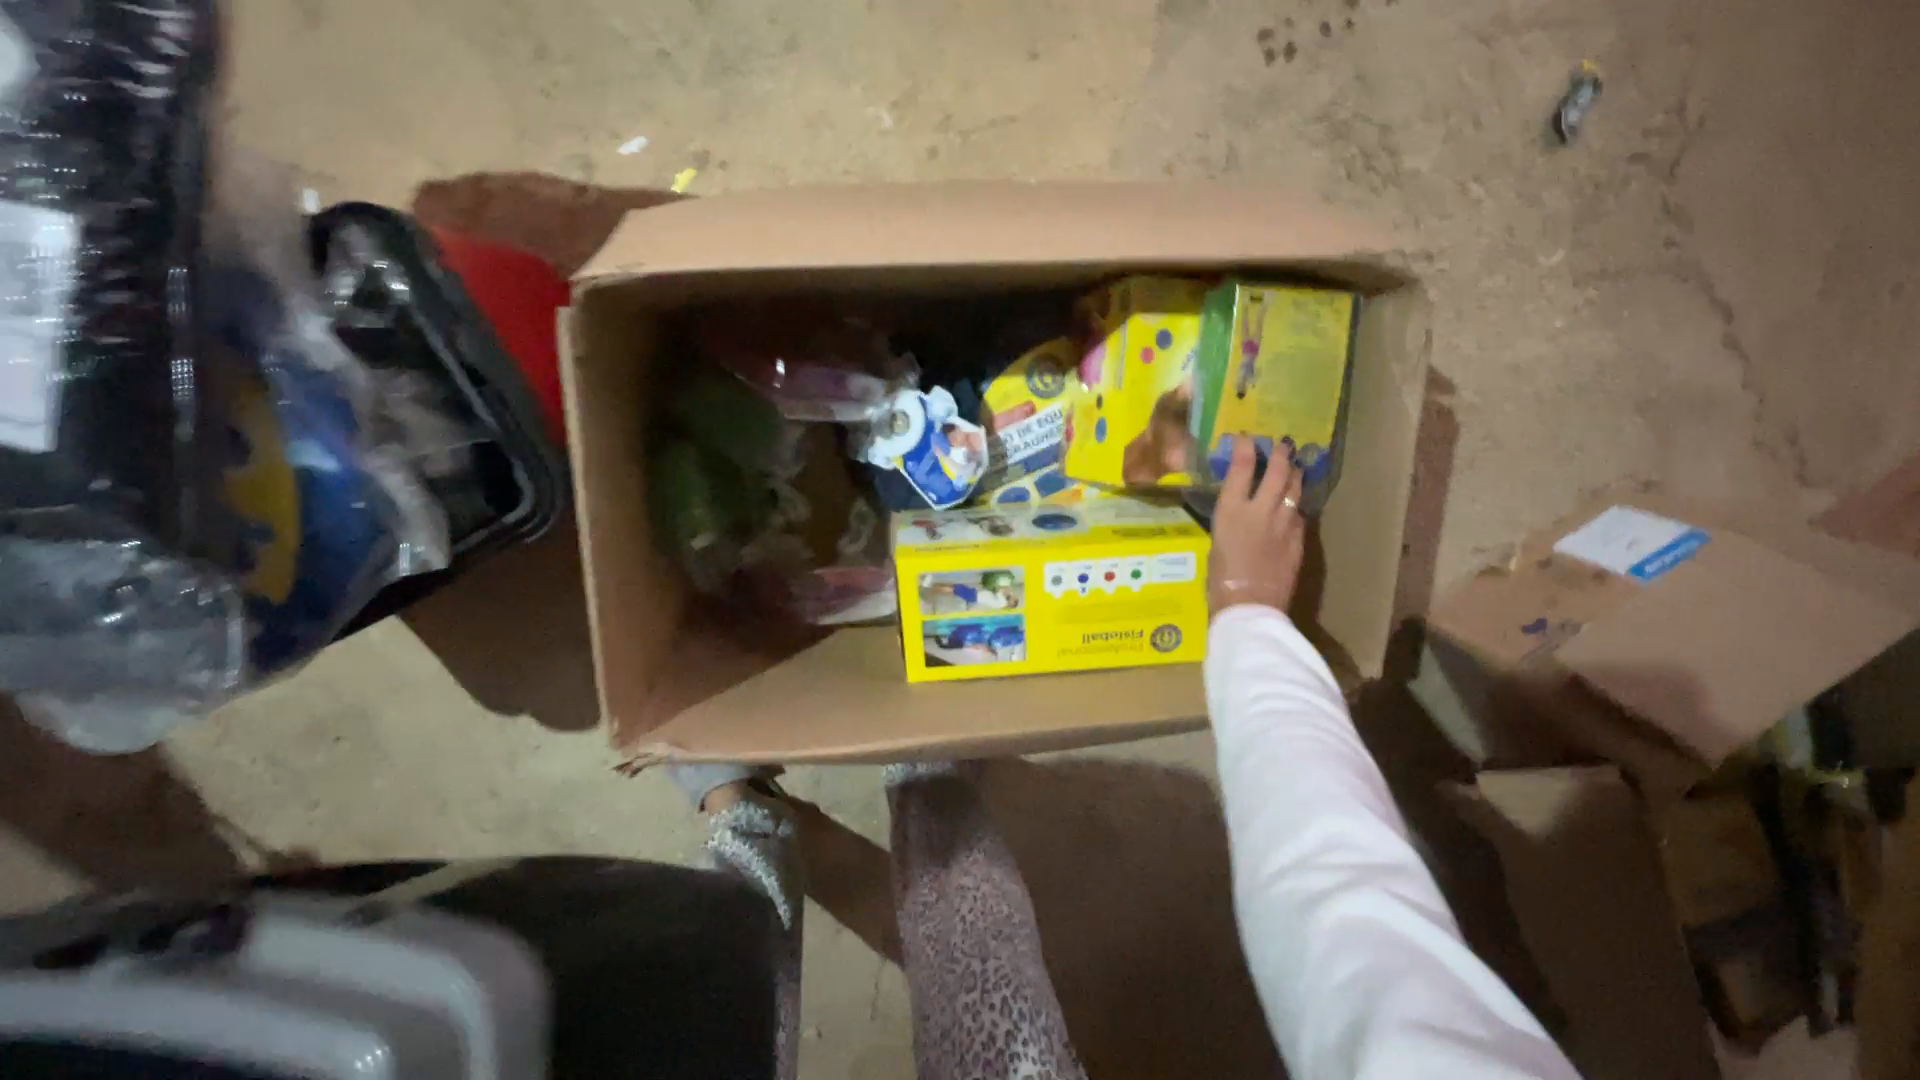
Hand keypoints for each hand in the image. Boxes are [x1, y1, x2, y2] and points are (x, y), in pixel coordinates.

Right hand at [1207, 438, 1305, 616]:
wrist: (1248, 606)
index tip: (1246, 437)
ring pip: (1295, 488)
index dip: (1245, 447)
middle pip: (1277, 470)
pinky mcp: (1299, 539)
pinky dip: (1295, 506)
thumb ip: (1230, 523)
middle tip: (1281, 444)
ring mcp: (1285, 523)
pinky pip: (1299, 514)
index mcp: (1231, 510)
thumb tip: (1240, 514)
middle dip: (1280, 453)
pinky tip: (1293, 508)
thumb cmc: (1219, 580)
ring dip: (1294, 474)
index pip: (1241, 466)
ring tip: (1293, 467)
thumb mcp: (1216, 542)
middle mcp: (1260, 509)